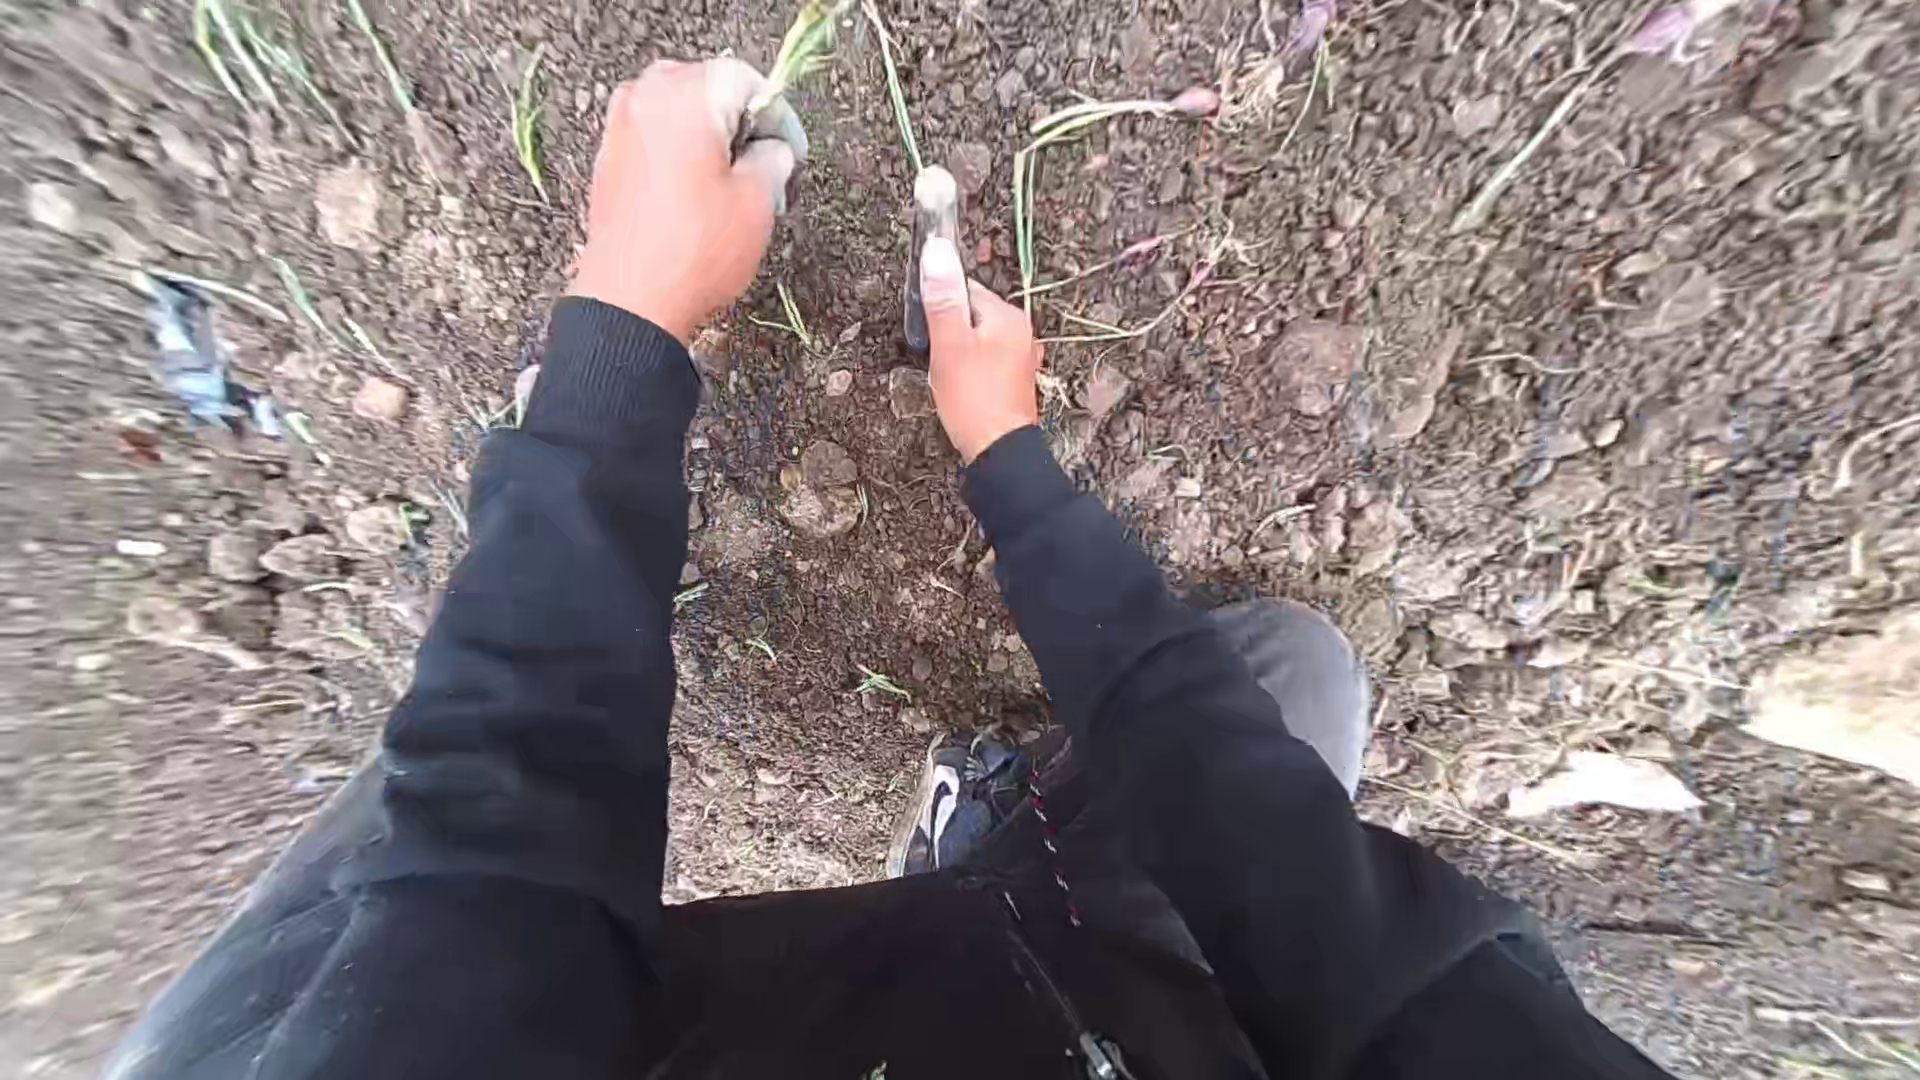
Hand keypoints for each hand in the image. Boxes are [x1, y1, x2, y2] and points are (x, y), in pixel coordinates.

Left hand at [569, 58, 805, 343]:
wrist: (634, 299)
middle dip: (743, 124)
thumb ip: (773, 161)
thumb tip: (773, 148)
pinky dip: (684, 153)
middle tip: (767, 171)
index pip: (743, 78)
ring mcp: (621, 126)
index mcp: (686, 99)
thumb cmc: (699, 253)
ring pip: (680, 111)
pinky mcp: (611, 158)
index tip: (792, 154)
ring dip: (713, 139)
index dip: (777, 115)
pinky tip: (700, 196)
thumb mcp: (757, 207)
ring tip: (735, 187)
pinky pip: (656, 136)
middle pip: (708, 87)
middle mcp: (645, 97)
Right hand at [920, 237, 1042, 462]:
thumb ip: (943, 299)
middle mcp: (1020, 333)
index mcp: (1008, 317)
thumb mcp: (950, 345)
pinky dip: (971, 370)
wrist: (999, 450)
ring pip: (978, 340)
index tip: (933, 332)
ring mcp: (1020, 357)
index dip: (941, 308)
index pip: (966, 289)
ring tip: (953, 378)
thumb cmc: (974, 401)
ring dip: (959, 353)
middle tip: (942, 360)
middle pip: (972, 315)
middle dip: (950, 333)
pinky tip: (964, 389)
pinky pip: (986, 361)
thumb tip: (937, 251)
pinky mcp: (1014, 379)